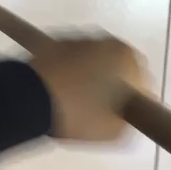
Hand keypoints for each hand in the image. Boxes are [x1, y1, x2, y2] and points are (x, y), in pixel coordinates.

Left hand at [28, 33, 148, 142]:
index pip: (142, 81)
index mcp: (126, 55)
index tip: (121, 115)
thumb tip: (125, 114)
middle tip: (100, 110)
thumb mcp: (116, 130)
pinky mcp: (50, 43)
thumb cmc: (80, 113)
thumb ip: (129, 120)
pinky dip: (68, 72)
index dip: (133, 100)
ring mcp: (75, 39)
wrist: (29, 97)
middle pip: (116, 67)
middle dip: (111, 84)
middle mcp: (103, 40)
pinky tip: (59, 92)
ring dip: (89, 76)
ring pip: (92, 62)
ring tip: (76, 102)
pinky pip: (69, 61)